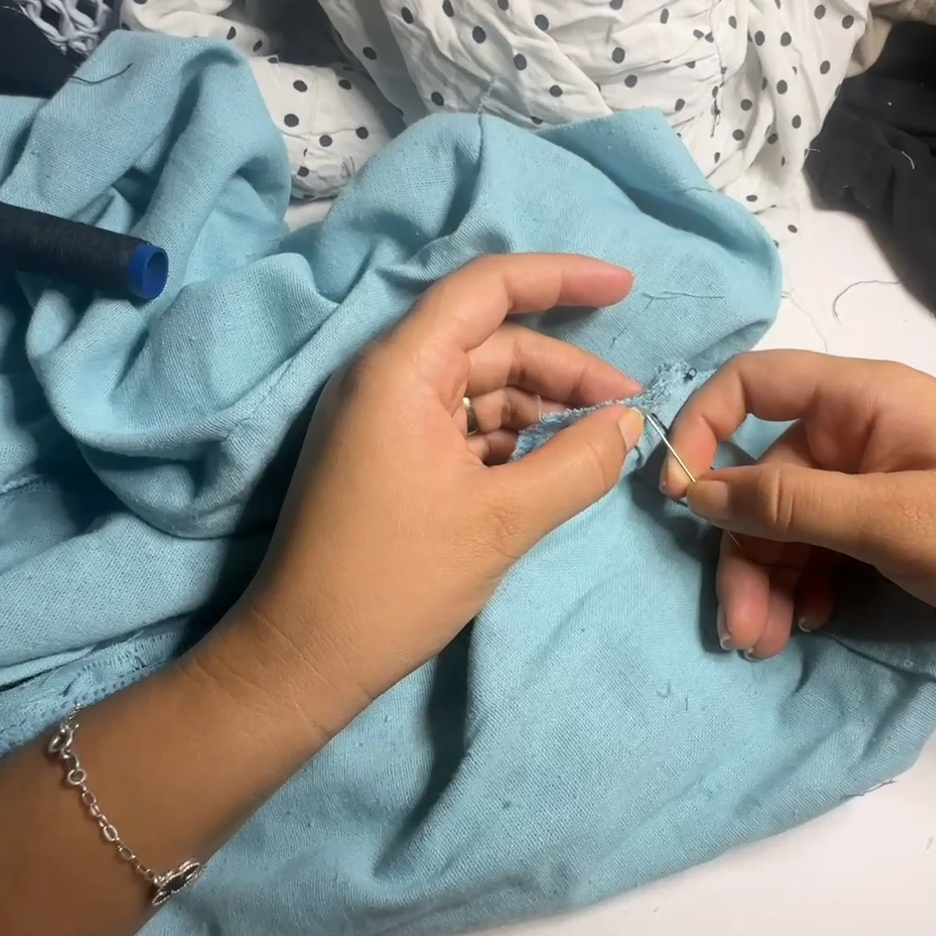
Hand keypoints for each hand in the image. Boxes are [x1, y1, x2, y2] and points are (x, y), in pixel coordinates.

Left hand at [192, 254, 644, 719]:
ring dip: (544, 408)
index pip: (487, 288)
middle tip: (628, 407)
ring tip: (599, 441)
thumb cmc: (396, 582)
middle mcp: (390, 377)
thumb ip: (577, 464)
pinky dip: (514, 438)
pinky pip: (466, 425)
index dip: (561, 277)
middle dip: (565, 371)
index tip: (623, 286)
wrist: (306, 658)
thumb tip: (629, 422)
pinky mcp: (393, 454)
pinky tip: (554, 464)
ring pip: (483, 388)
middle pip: (494, 344)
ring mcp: (389, 417)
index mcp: (402, 370)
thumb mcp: (503, 521)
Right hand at [659, 350, 935, 656]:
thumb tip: (693, 490)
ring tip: (767, 642)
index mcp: (861, 399)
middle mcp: (855, 431)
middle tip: (739, 627)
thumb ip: (789, 501)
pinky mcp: (880, 521)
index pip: (753, 383)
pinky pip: (818, 543)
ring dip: (769, 579)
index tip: (679, 494)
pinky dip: (804, 582)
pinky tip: (809, 620)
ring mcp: (868, 478)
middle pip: (763, 475)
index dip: (703, 427)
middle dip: (744, 550)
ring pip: (786, 520)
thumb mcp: (894, 521)